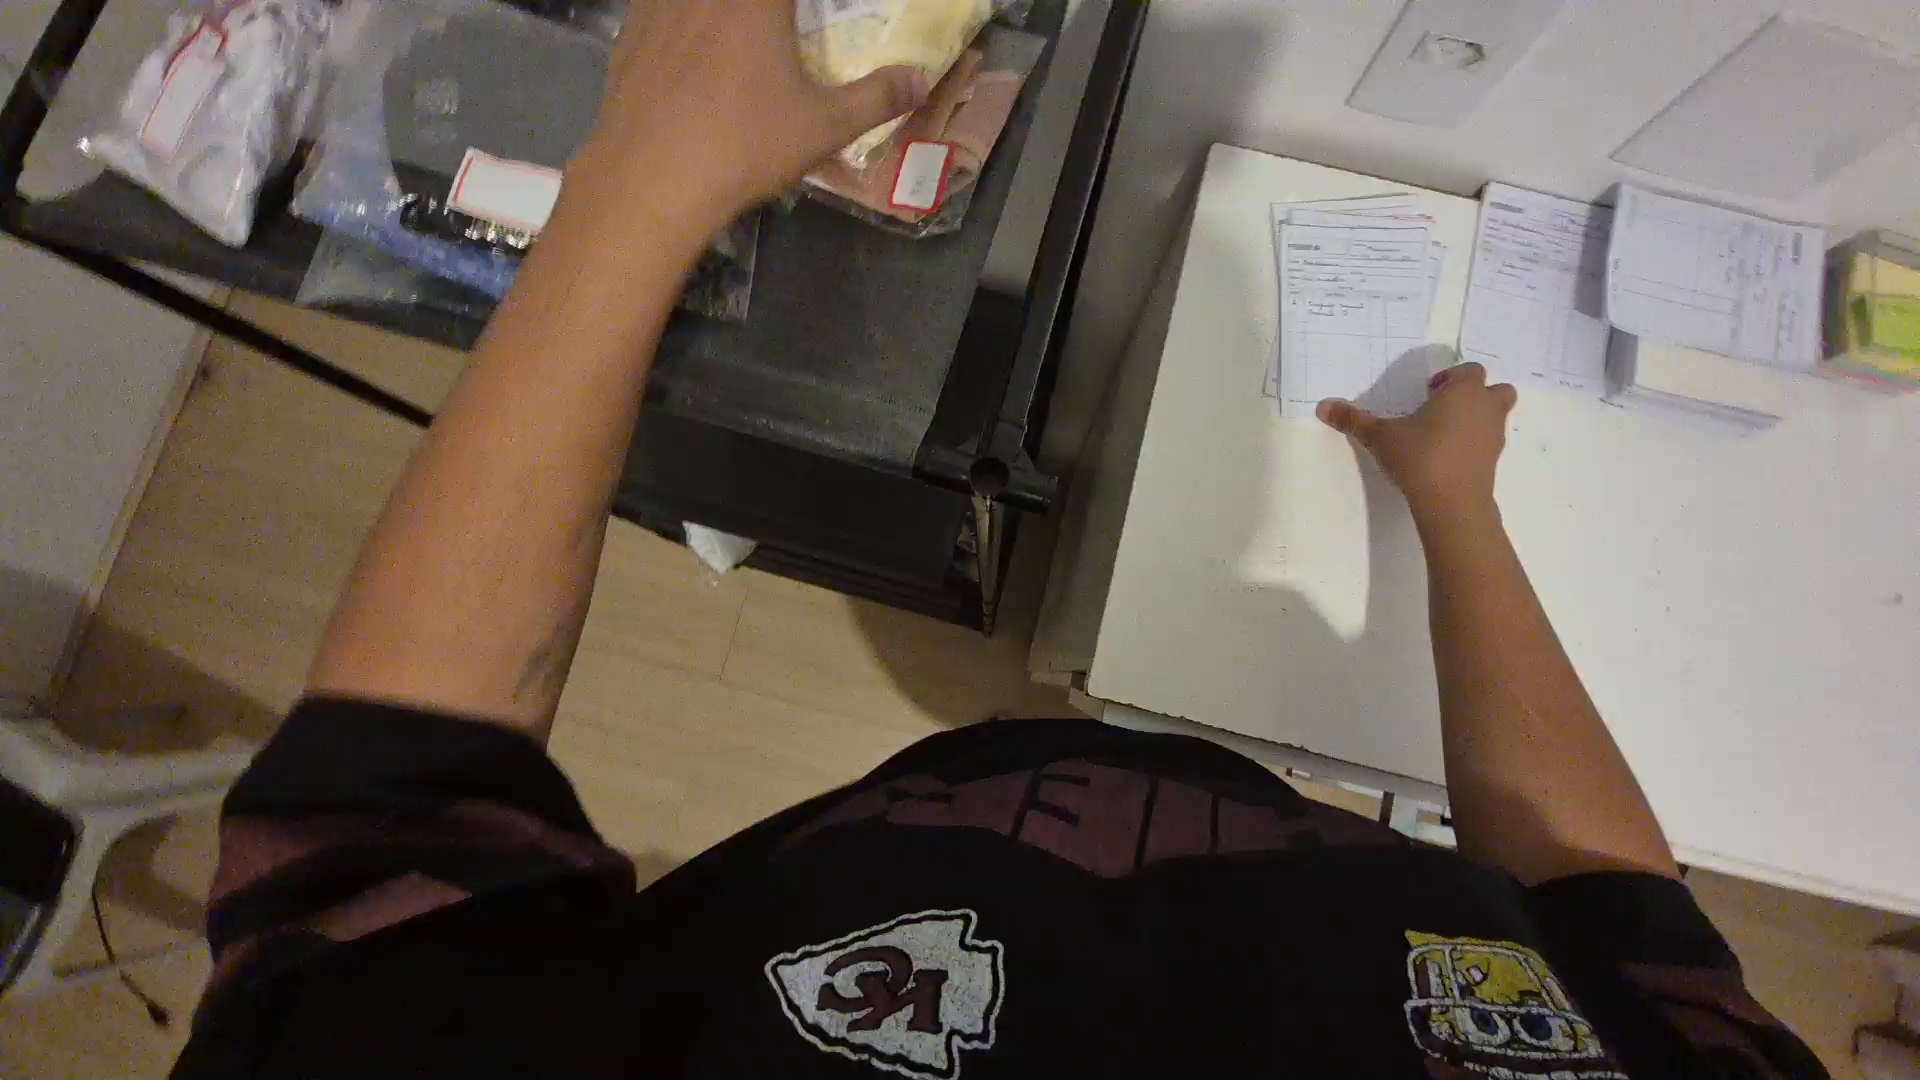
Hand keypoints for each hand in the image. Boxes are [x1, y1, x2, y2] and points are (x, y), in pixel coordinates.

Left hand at [569, 0, 928, 238]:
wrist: (653, 176)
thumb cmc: (745, 147)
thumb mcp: (822, 128)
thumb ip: (875, 99)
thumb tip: (921, 79)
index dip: (803, 4)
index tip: (809, 17)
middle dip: (773, 9)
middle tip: (784, 26)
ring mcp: (662, 1)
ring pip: (701, 1)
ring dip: (722, 15)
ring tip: (742, 42)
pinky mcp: (631, 26)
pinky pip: (661, 3)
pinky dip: (682, 14)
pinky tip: (692, 42)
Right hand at [1316, 363, 1517, 522]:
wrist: (1451, 500)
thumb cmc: (1418, 456)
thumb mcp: (1379, 437)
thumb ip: (1353, 420)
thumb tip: (1322, 405)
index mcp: (1462, 392)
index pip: (1468, 370)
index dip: (1448, 378)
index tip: (1426, 392)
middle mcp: (1485, 407)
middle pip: (1494, 388)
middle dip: (1473, 393)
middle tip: (1442, 408)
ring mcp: (1494, 433)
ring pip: (1496, 414)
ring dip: (1476, 416)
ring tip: (1444, 432)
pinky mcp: (1494, 458)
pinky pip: (1488, 439)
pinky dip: (1475, 441)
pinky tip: (1448, 454)